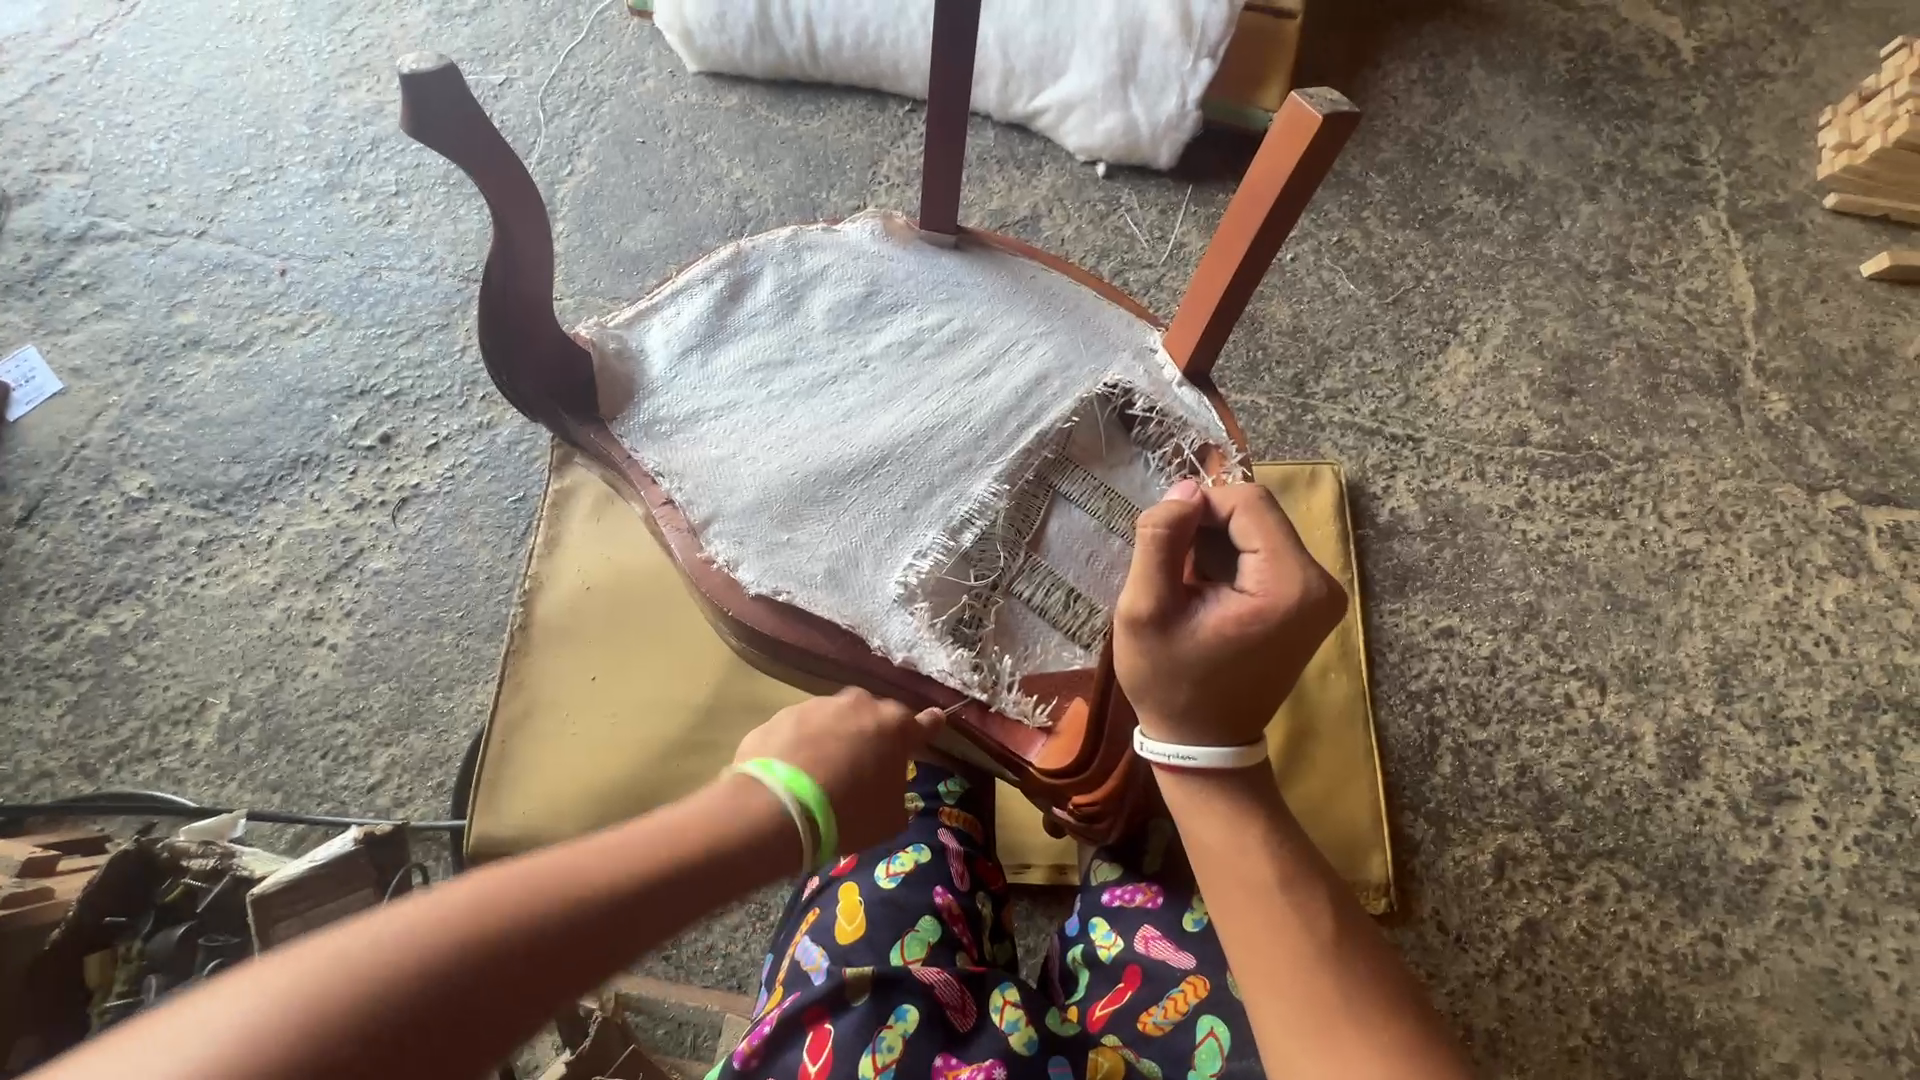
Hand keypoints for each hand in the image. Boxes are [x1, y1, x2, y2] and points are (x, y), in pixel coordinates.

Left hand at [733, 688, 944, 852]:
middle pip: (872, 717)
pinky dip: (800, 747)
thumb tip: (891, 791)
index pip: (924, 723)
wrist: (777, 809)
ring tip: (820, 775)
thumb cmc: (847, 814)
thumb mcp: (889, 819)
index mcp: (895, 727)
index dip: (930, 726)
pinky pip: (799, 731)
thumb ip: (898, 797)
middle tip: (862, 767)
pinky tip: (791, 774)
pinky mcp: (782, 715)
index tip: (936, 720)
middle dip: (871, 736)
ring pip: (833, 720)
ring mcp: (817, 705)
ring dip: (833, 740)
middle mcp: (859, 705)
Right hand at [1114, 478, 1347, 748]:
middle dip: (1206, 530)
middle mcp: (1320, 583)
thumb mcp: (1144, 610)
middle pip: (1256, 513)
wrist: (1205, 743)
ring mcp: (1320, 594)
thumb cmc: (1170, 682)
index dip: (1197, 509)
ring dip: (1214, 545)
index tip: (1165, 547)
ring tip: (1187, 588)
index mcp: (1290, 585)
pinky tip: (1204, 594)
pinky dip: (1229, 561)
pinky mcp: (1309, 602)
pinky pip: (1264, 552)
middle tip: (1173, 572)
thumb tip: (1184, 489)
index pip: (1247, 501)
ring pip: (1258, 529)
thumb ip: (1160, 540)